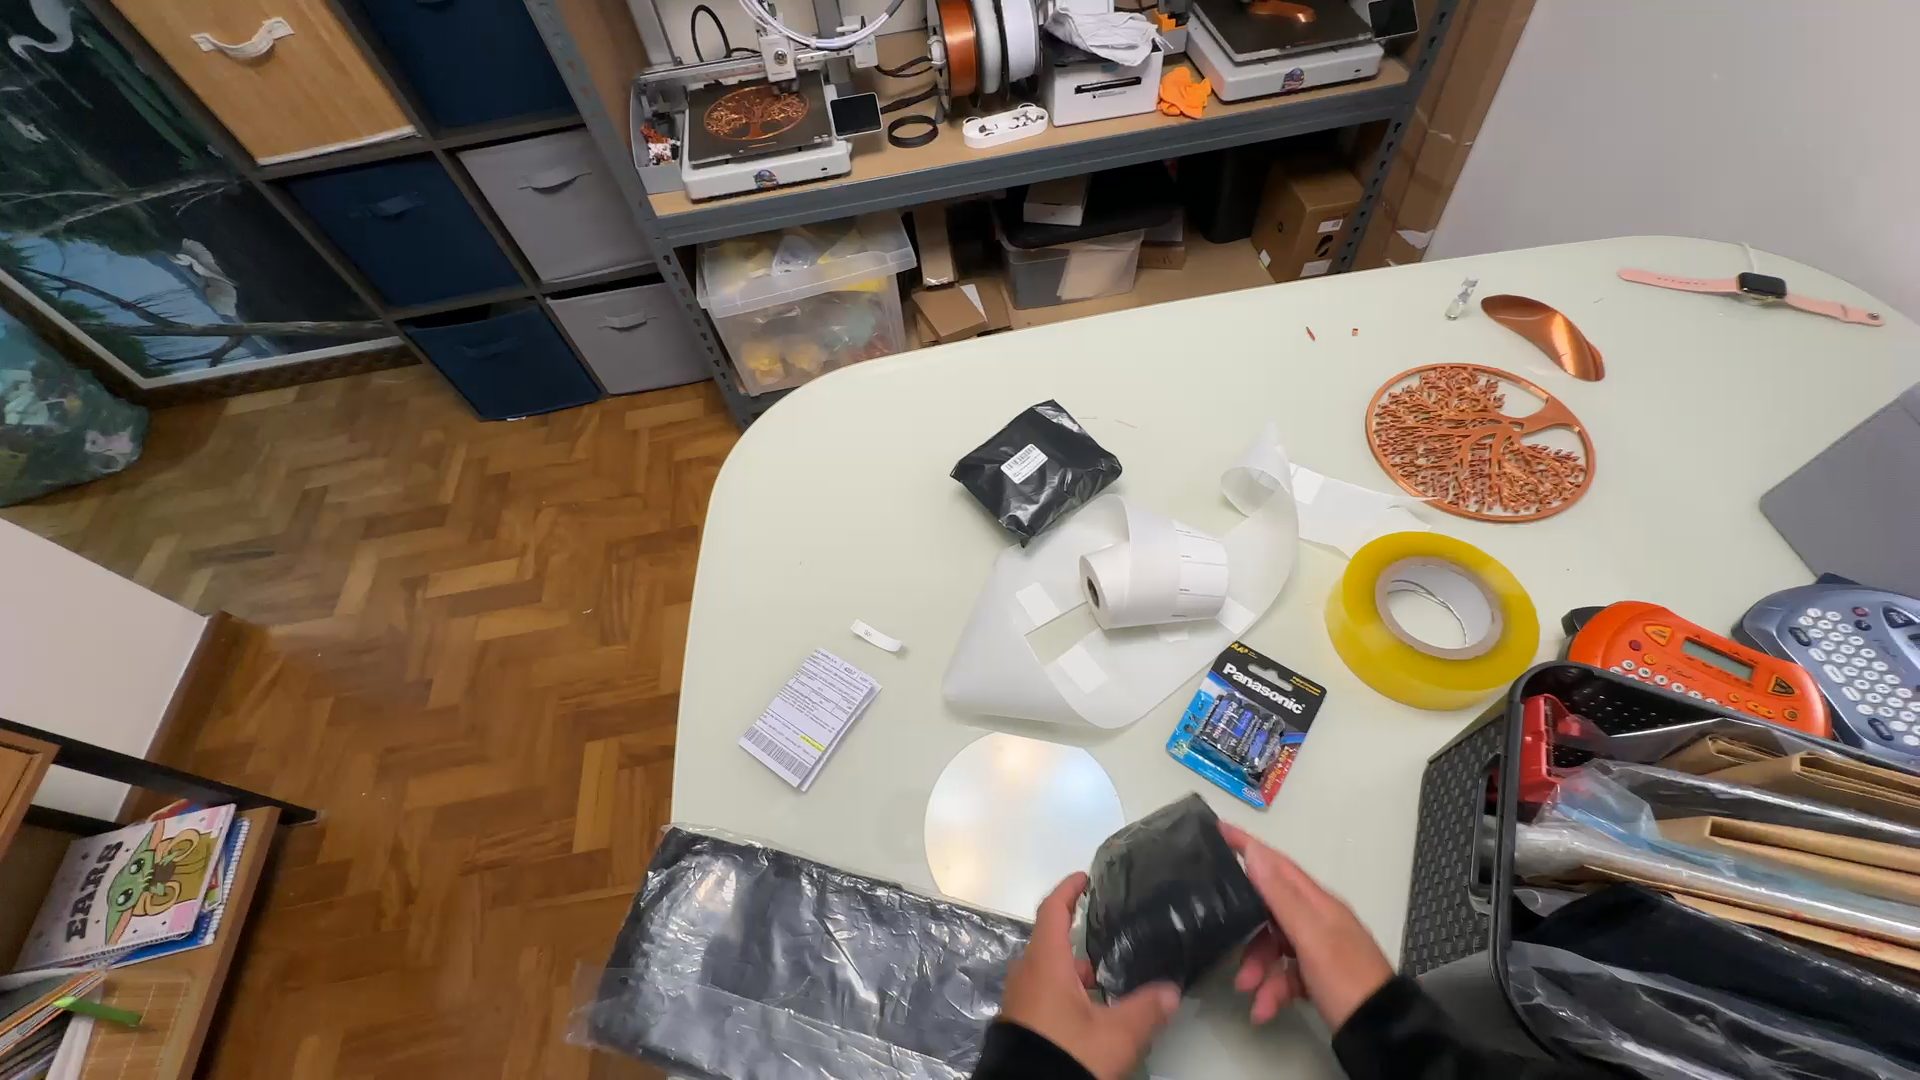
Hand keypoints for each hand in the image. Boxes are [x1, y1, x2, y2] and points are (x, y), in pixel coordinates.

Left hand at [998, 872, 1182, 1079]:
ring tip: (1107, 980)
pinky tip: (1089, 1012)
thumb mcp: (1114, 1035)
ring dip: (1075, 970)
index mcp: (1045, 961)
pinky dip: (1066, 990)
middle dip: (1080, 937)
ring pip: (1050, 970)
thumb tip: (1172, 990)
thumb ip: (1144, 1010)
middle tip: (1110, 937)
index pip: (1053, 909)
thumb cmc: (1067, 1052)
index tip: (1084, 877)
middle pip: (1052, 941)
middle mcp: (1027, 971)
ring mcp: (1021, 997)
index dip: (1068, 890)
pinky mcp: (1021, 1020)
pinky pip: (1043, 991)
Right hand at [1219, 822, 1393, 1030]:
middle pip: (1268, 908)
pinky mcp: (1316, 977)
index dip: (1247, 845)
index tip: (1216, 828)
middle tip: (1224, 938)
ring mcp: (1317, 949)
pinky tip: (1263, 1010)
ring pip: (1272, 944)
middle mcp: (1316, 919)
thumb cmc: (1346, 979)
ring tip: (1248, 990)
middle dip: (1245, 926)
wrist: (1383, 1036)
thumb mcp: (1311, 937)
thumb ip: (1280, 895)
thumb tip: (1254, 852)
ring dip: (1256, 966)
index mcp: (1318, 903)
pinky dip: (1272, 990)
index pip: (1277, 863)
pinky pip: (1284, 974)